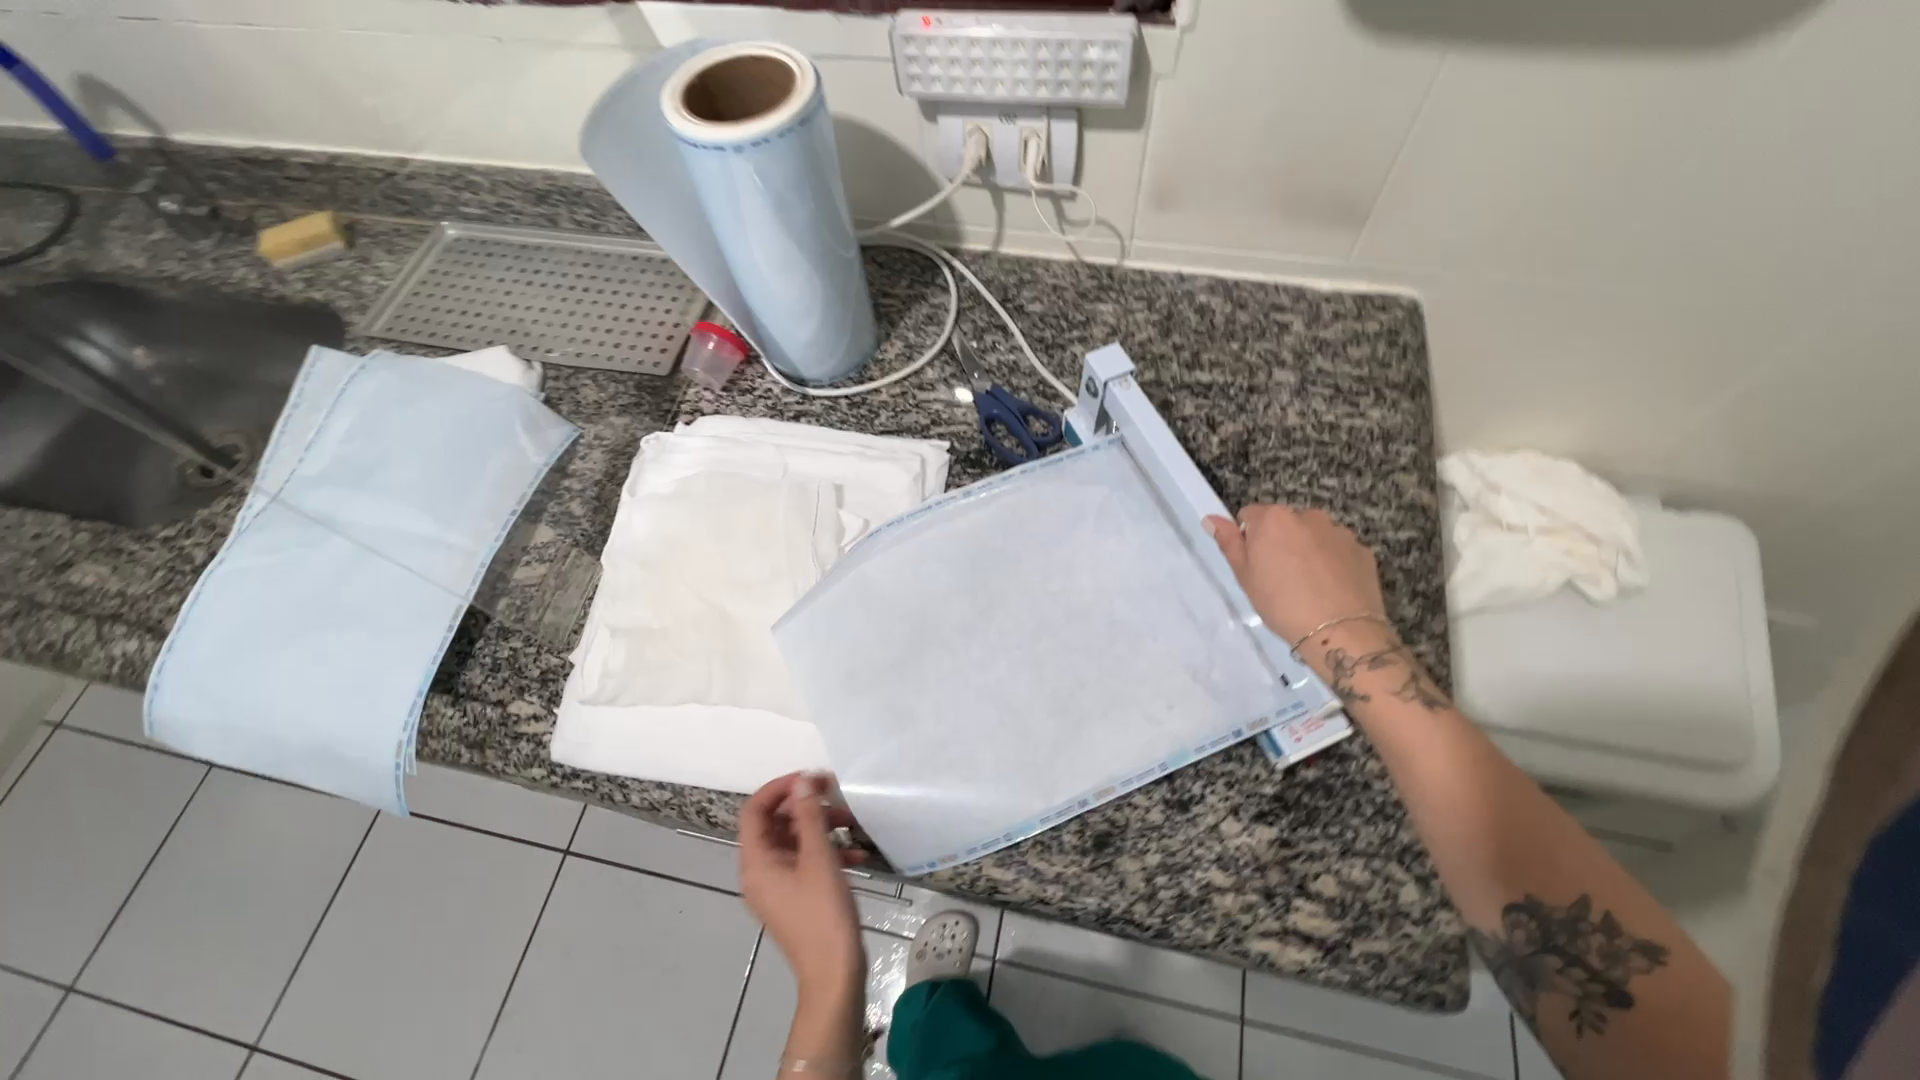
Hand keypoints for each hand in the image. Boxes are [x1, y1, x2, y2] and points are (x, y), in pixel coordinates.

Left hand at [738, 772, 867, 994]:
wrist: (833, 974)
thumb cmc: (822, 913)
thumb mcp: (819, 858)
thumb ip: (810, 816)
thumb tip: (803, 780)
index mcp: (756, 862)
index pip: (755, 811)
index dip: (779, 788)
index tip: (810, 778)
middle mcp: (760, 872)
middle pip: (775, 824)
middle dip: (806, 807)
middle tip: (836, 794)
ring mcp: (778, 887)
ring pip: (794, 843)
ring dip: (821, 828)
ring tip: (853, 824)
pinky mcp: (796, 898)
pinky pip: (806, 864)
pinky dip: (828, 853)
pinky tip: (857, 856)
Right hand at [1204, 505, 1391, 649]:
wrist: (1339, 630)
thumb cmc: (1281, 603)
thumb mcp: (1245, 577)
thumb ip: (1229, 542)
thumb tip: (1212, 518)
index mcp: (1274, 519)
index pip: (1251, 515)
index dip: (1249, 539)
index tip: (1255, 565)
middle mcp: (1308, 516)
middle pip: (1285, 523)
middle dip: (1281, 541)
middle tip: (1280, 577)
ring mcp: (1339, 531)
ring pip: (1314, 535)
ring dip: (1308, 549)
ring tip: (1309, 585)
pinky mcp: (1362, 549)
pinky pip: (1339, 550)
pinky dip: (1333, 562)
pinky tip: (1331, 589)